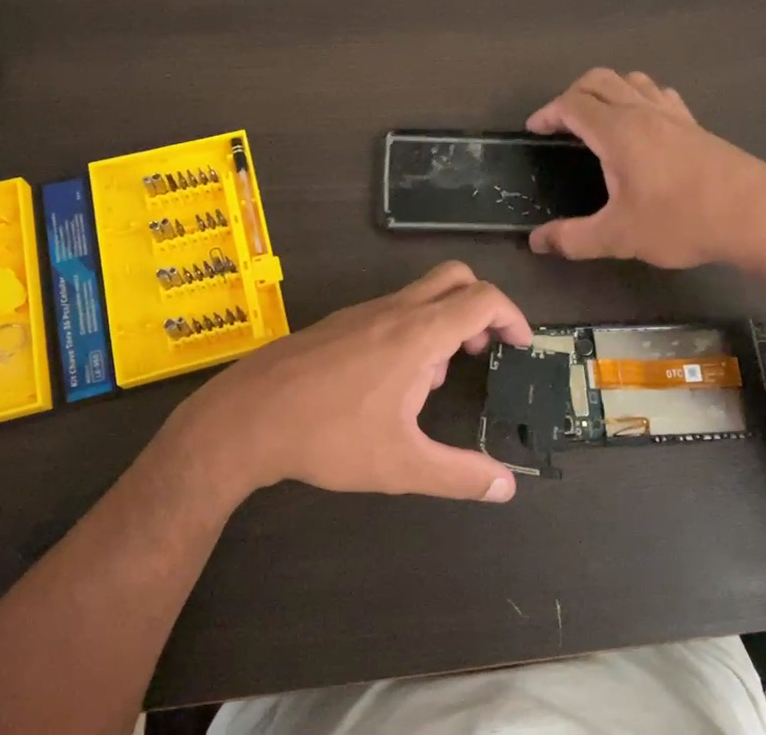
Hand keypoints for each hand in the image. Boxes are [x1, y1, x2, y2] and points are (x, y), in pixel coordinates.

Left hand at [172, 262, 530, 502]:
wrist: (246, 417)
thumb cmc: (329, 436)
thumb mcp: (402, 465)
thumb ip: (460, 476)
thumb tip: (506, 488)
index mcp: (418, 334)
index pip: (482, 299)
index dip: (512, 316)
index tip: (520, 347)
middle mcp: (394, 311)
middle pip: (455, 278)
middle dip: (481, 306)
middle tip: (482, 350)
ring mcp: (362, 313)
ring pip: (420, 294)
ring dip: (443, 322)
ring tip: (433, 380)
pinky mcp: (337, 324)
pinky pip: (390, 310)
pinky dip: (410, 330)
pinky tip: (389, 383)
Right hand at [526, 68, 765, 270]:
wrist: (757, 216)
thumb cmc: (682, 222)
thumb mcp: (618, 237)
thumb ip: (572, 238)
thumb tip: (536, 241)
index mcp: (618, 131)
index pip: (572, 104)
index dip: (548, 113)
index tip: (534, 129)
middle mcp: (644, 112)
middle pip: (600, 80)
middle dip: (573, 94)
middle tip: (561, 122)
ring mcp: (675, 116)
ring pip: (633, 80)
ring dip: (608, 90)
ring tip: (598, 118)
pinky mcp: (698, 127)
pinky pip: (660, 95)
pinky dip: (640, 97)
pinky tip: (644, 124)